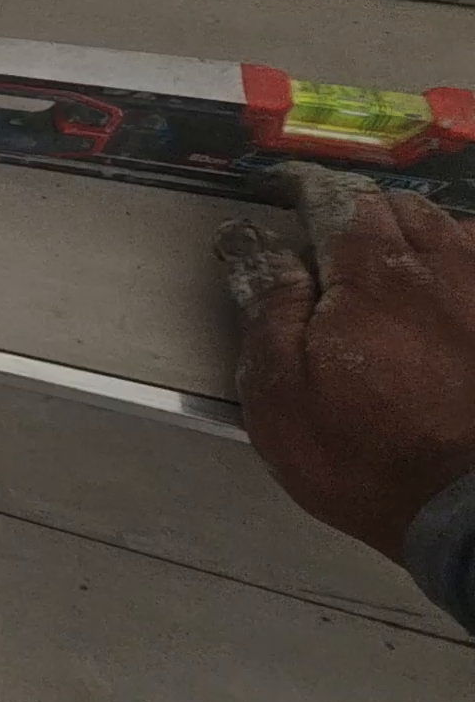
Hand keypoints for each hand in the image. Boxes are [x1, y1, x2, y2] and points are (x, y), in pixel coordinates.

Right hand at [215, 162, 474, 559]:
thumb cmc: (354, 448)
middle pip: (406, 209)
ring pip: (457, 233)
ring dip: (409, 225)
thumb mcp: (277, 381)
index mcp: (374, 282)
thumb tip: (249, 237)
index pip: (340, 204)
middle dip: (357, 202)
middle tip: (315, 218)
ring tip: (372, 242)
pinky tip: (436, 278)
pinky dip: (454, 258)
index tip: (272, 184)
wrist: (473, 516)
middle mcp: (446, 277)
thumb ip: (268, 301)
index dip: (304, 185)